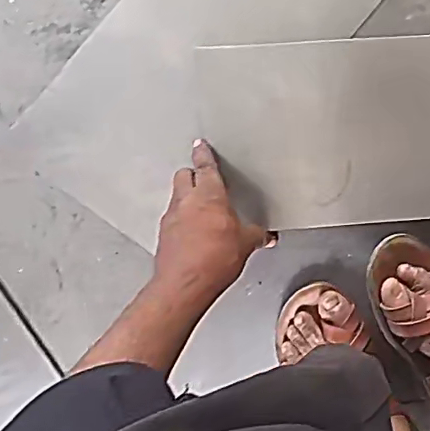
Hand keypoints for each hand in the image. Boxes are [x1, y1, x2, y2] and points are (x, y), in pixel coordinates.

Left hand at [153, 140, 272, 298]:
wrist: (185, 285)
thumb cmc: (213, 260)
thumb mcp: (246, 244)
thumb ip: (256, 235)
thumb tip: (265, 235)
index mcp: (209, 196)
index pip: (205, 167)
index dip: (204, 154)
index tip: (201, 146)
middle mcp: (186, 202)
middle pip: (184, 175)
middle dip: (193, 174)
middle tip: (203, 178)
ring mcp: (171, 218)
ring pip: (177, 197)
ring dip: (187, 199)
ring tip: (202, 211)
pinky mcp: (164, 235)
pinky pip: (173, 219)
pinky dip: (182, 221)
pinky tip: (193, 234)